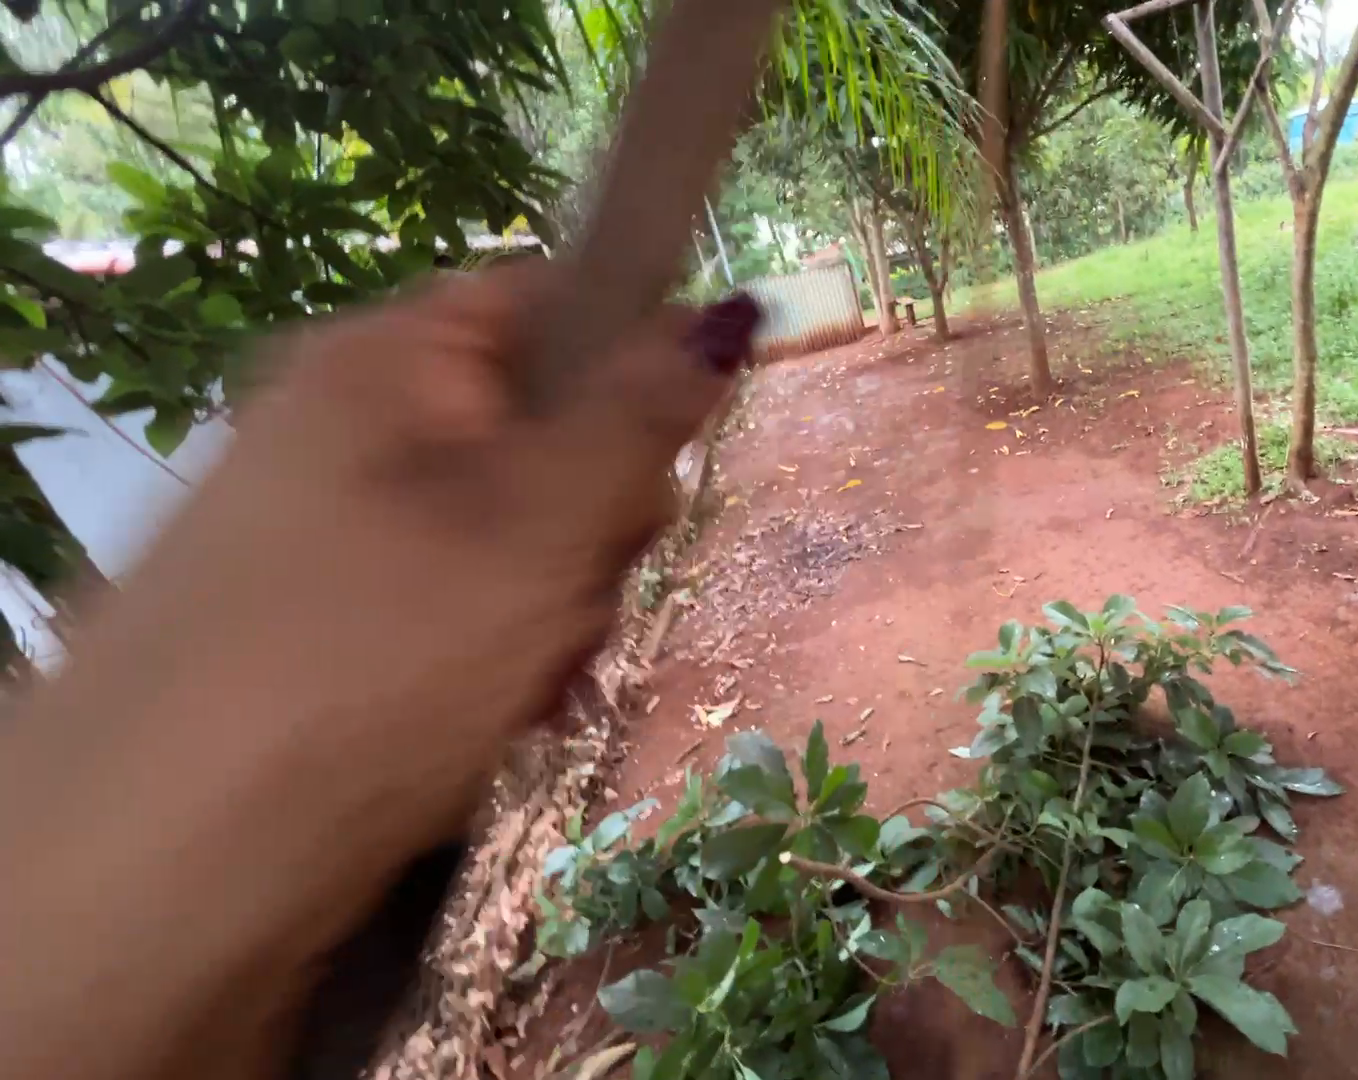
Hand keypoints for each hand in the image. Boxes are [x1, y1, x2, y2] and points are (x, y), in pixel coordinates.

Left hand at [0, 263, 758, 1079]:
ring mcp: (344, 515)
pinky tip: (511, 691)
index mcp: (392, 361)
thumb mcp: (548, 519)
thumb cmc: (385, 654)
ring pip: (526, 515)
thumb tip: (734, 314)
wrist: (177, 869)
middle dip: (604, 502)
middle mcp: (358, 421)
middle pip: (548, 420)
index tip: (683, 435)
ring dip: (570, 582)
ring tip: (549, 656)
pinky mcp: (345, 602)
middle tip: (602, 567)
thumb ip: (646, 412)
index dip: (638, 349)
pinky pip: (481, 582)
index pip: (555, 298)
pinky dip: (518, 631)